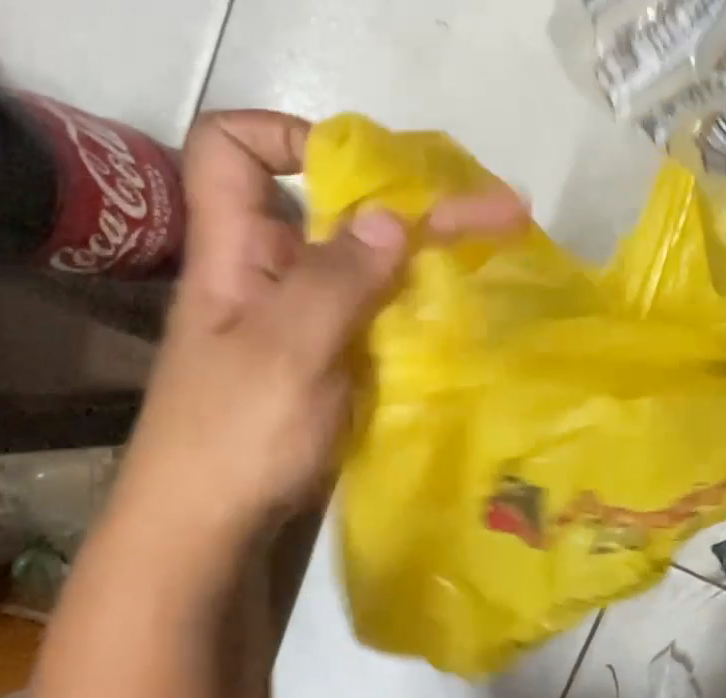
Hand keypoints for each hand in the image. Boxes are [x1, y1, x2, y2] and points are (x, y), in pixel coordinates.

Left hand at [115, 110, 529, 542]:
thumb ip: (337, 282)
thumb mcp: (284, 352)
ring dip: (435, 261)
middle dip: (417, 205)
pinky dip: (432, 314)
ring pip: (373, 271)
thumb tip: (391, 217)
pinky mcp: (342, 374)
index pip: (236, 154)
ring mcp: (313, 330)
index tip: (376, 172)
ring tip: (508, 261)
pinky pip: (389, 324)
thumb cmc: (237, 438)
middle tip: (504, 215)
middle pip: (338, 214)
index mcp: (239, 258)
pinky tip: (478, 323)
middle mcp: (276, 282)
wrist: (217, 531)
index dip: (293, 137)